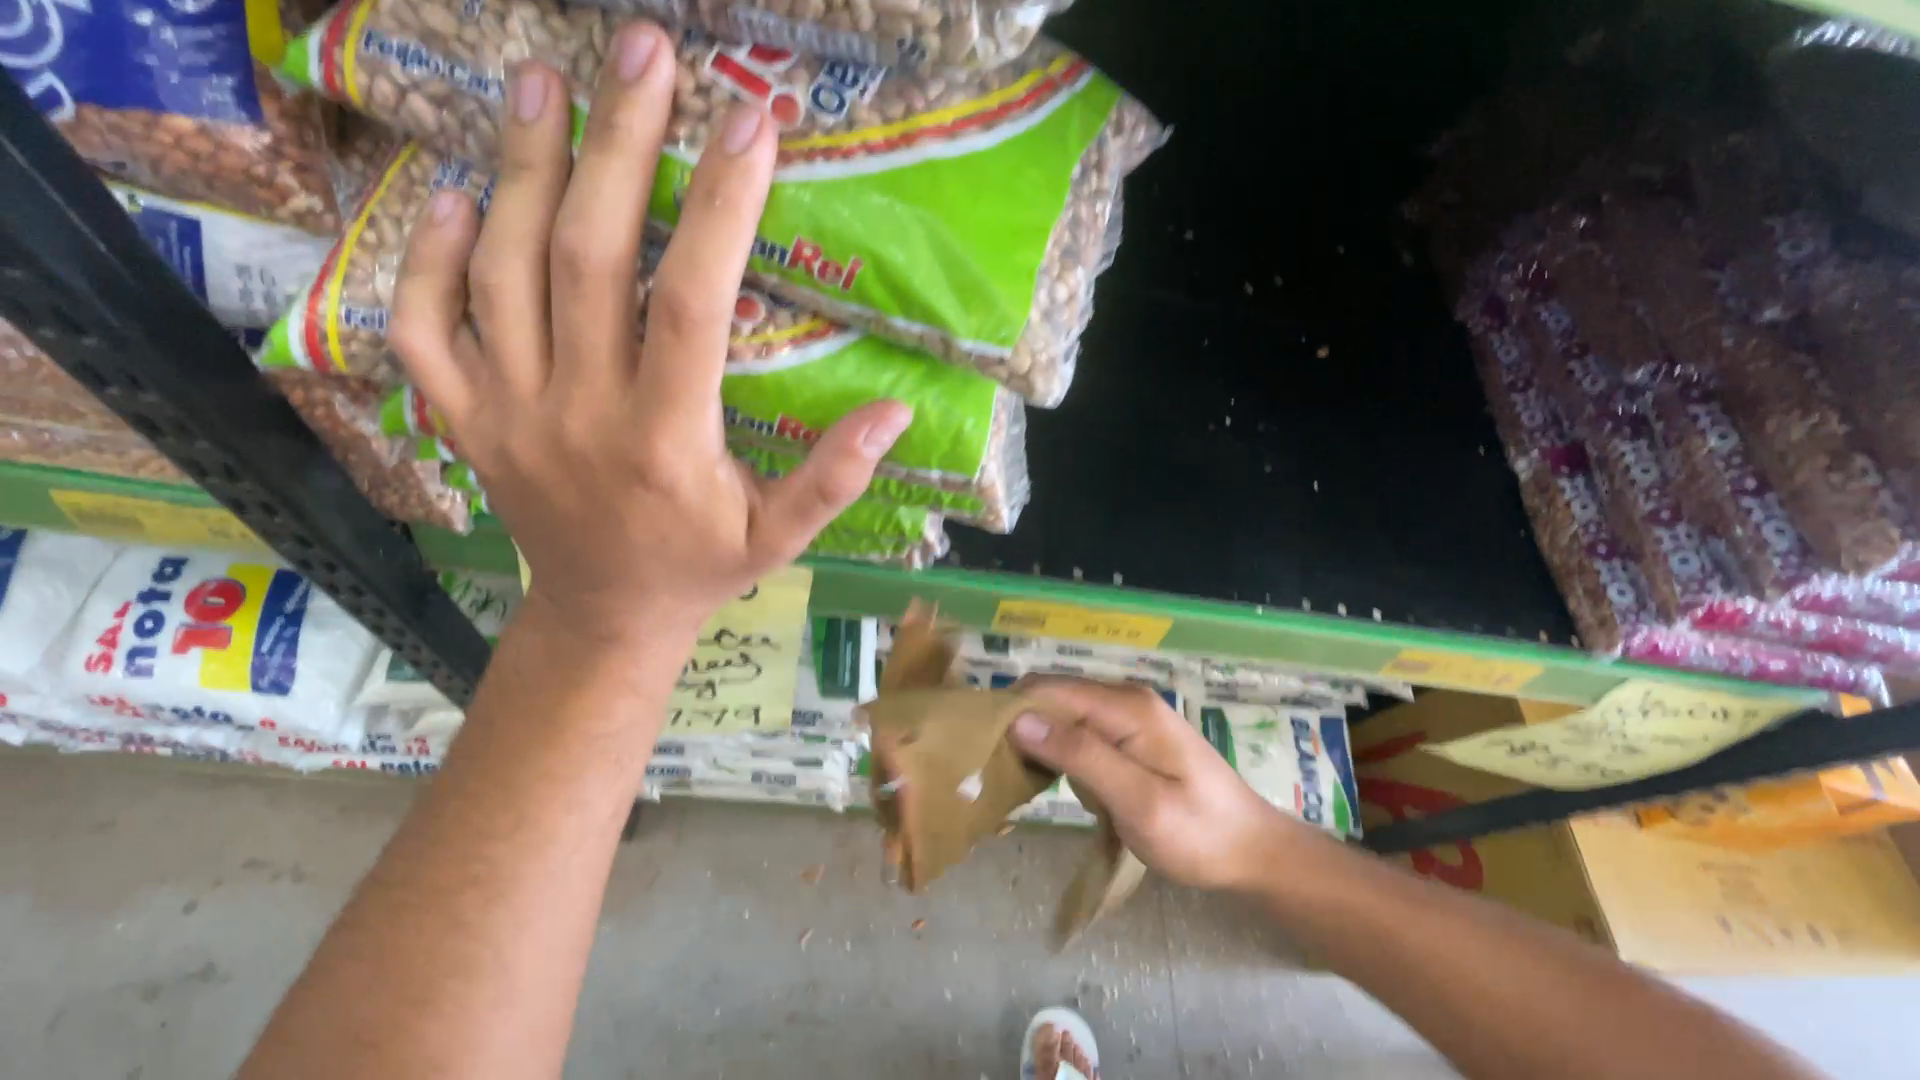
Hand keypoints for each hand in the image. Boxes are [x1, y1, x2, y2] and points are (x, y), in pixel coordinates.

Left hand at [388, 22, 911, 642]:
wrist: (603, 617)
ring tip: (543, 82)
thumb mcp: (781, 538)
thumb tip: (895, 411)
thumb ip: (833, 477)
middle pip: (586, 260)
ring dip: (521, 170)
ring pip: (500, 276)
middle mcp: (580, 415)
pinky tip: (458, 196)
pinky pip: (422, 331)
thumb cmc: (701, 567)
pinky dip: (426, 259)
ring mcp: (508, 416)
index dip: (720, 207)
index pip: (692, 304)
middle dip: (617, 146)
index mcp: (667, 440)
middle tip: (642, 53)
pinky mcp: (464, 422)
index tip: (751, 121)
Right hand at [1008, 677, 1324, 891]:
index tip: (980, 749)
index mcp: (1127, 708)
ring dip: (1035, 738)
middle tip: (992, 769)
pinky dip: (1056, 749)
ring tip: (1012, 777)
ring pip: (1062, 712)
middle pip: (1052, 695)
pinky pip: (1078, 729)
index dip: (1010, 711)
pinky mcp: (1130, 736)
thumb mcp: (1139, 803)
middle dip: (1018, 724)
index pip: (1048, 689)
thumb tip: (1020, 720)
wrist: (1252, 852)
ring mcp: (1129, 716)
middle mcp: (1125, 699)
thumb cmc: (1198, 835)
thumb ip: (1082, 757)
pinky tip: (1046, 779)